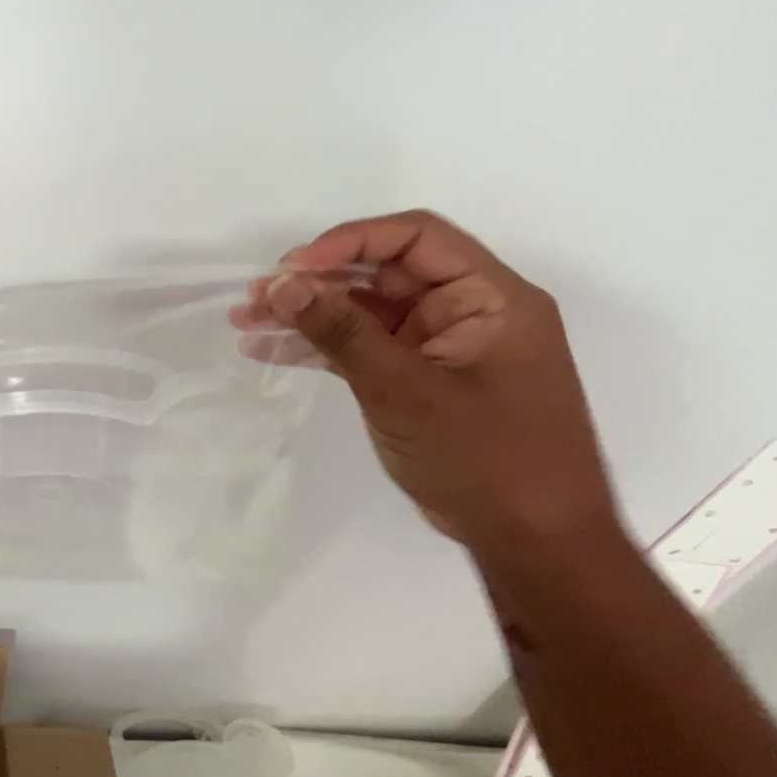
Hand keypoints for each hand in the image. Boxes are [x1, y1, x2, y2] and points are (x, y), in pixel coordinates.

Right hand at [234, 210, 619, 552]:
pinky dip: (319, 346)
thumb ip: (341, 331)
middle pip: (382, 272)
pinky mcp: (420, 378)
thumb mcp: (403, 389)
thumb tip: (280, 283)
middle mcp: (467, 310)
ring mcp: (442, 346)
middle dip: (314, 280)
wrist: (530, 540)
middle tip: (255, 298)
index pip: (416, 237)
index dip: (349, 241)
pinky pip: (363, 346)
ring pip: (364, 310)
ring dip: (307, 313)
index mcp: (489, 297)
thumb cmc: (484, 456)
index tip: (292, 269)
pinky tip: (269, 350)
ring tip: (246, 321)